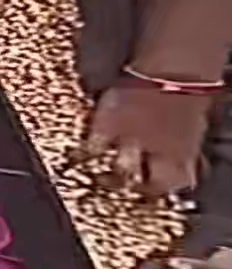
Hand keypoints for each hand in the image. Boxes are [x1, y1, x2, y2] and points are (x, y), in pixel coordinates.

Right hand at [86, 81, 213, 196]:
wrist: (168, 77)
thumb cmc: (183, 99)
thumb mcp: (191, 128)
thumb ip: (180, 148)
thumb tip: (176, 163)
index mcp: (185, 152)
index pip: (177, 182)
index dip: (163, 189)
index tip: (151, 191)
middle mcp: (161, 151)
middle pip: (150, 183)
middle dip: (136, 188)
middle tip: (123, 187)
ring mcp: (131, 140)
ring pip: (120, 170)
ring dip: (110, 175)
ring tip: (96, 175)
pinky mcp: (105, 129)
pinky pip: (92, 149)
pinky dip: (84, 155)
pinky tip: (77, 156)